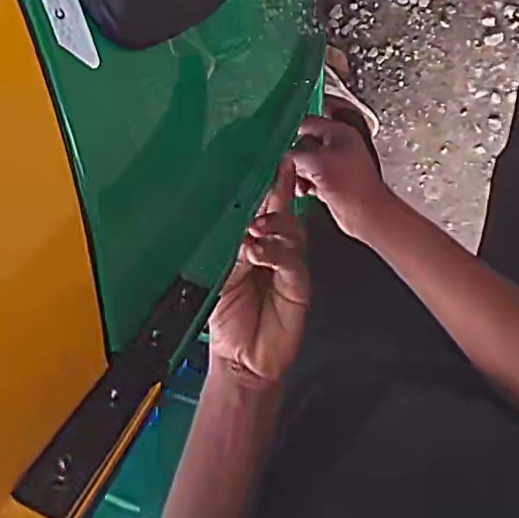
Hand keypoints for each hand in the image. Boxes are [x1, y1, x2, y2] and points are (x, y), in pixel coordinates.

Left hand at [209, 160, 309, 388]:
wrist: (241, 359)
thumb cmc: (228, 317)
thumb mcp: (220, 275)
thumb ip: (231, 246)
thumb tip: (239, 220)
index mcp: (256, 242)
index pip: (264, 205)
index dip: (268, 182)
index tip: (270, 158)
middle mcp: (276, 248)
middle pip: (282, 209)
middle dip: (276, 191)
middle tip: (268, 181)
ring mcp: (289, 265)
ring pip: (291, 229)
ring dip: (271, 224)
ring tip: (252, 231)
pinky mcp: (299, 285)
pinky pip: (292, 260)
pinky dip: (275, 252)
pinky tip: (258, 254)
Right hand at [289, 115, 395, 238]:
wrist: (367, 215)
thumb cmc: (350, 187)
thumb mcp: (317, 162)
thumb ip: (296, 153)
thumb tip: (283, 154)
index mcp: (339, 133)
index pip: (308, 123)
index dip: (292, 132)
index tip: (278, 144)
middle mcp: (338, 144)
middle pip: (304, 143)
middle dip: (295, 158)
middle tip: (293, 170)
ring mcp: (335, 163)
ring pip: (305, 161)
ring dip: (298, 173)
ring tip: (301, 184)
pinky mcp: (332, 180)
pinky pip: (310, 176)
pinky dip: (304, 182)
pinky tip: (305, 191)